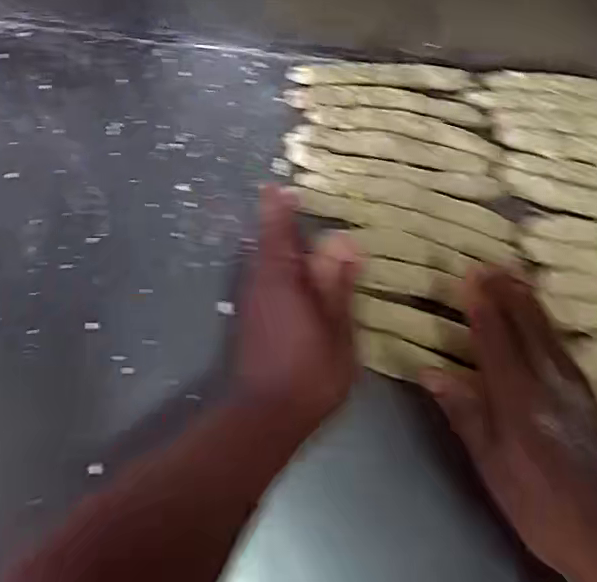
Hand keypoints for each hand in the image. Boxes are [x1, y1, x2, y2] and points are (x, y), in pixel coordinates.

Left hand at [233, 185, 360, 437]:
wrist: (266, 412)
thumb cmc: (308, 371)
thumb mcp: (336, 329)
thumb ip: (337, 284)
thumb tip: (344, 241)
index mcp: (280, 275)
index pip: (277, 227)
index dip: (280, 205)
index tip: (282, 184)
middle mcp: (259, 277)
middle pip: (267, 238)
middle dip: (278, 218)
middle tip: (293, 198)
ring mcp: (252, 296)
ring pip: (264, 256)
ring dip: (277, 240)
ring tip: (299, 230)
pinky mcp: (252, 314)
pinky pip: (265, 274)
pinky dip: (277, 262)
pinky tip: (296, 272)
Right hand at [422, 268, 596, 581]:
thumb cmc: (541, 507)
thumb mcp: (492, 466)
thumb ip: (465, 415)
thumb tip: (431, 371)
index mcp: (518, 397)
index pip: (495, 338)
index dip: (481, 304)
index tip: (468, 273)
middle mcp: (549, 386)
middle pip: (526, 327)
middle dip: (507, 293)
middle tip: (489, 263)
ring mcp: (576, 394)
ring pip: (549, 335)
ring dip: (530, 303)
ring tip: (515, 277)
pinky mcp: (593, 406)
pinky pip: (565, 350)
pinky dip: (549, 326)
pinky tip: (546, 324)